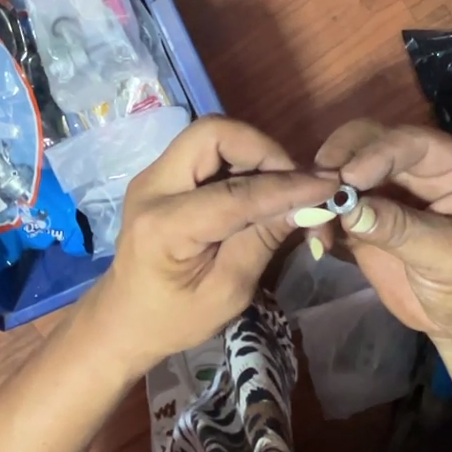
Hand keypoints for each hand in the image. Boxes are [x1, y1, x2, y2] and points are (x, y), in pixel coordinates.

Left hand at [78, 116, 337, 372]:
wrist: (122, 319)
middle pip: (213, 133)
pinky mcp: (162, 175)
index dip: (286, 186)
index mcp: (164, 227)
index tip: (328, 186)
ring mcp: (153, 176)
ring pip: (210, 134)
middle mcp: (152, 187)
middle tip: (294, 182)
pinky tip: (260, 189)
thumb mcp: (227, 293)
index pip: (235, 192)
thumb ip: (262, 241)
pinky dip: (239, 160)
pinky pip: (206, 150)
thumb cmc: (173, 319)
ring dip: (252, 152)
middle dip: (262, 149)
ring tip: (281, 186)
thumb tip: (310, 203)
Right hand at [315, 120, 451, 340]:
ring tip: (311, 219)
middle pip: (367, 141)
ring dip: (322, 188)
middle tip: (317, 189)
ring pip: (342, 166)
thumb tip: (350, 211)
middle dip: (339, 160)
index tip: (349, 177)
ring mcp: (386, 187)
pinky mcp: (362, 213)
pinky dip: (318, 214)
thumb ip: (401, 230)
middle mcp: (416, 166)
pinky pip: (332, 202)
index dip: (377, 153)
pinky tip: (317, 239)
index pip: (410, 143)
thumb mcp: (449, 257)